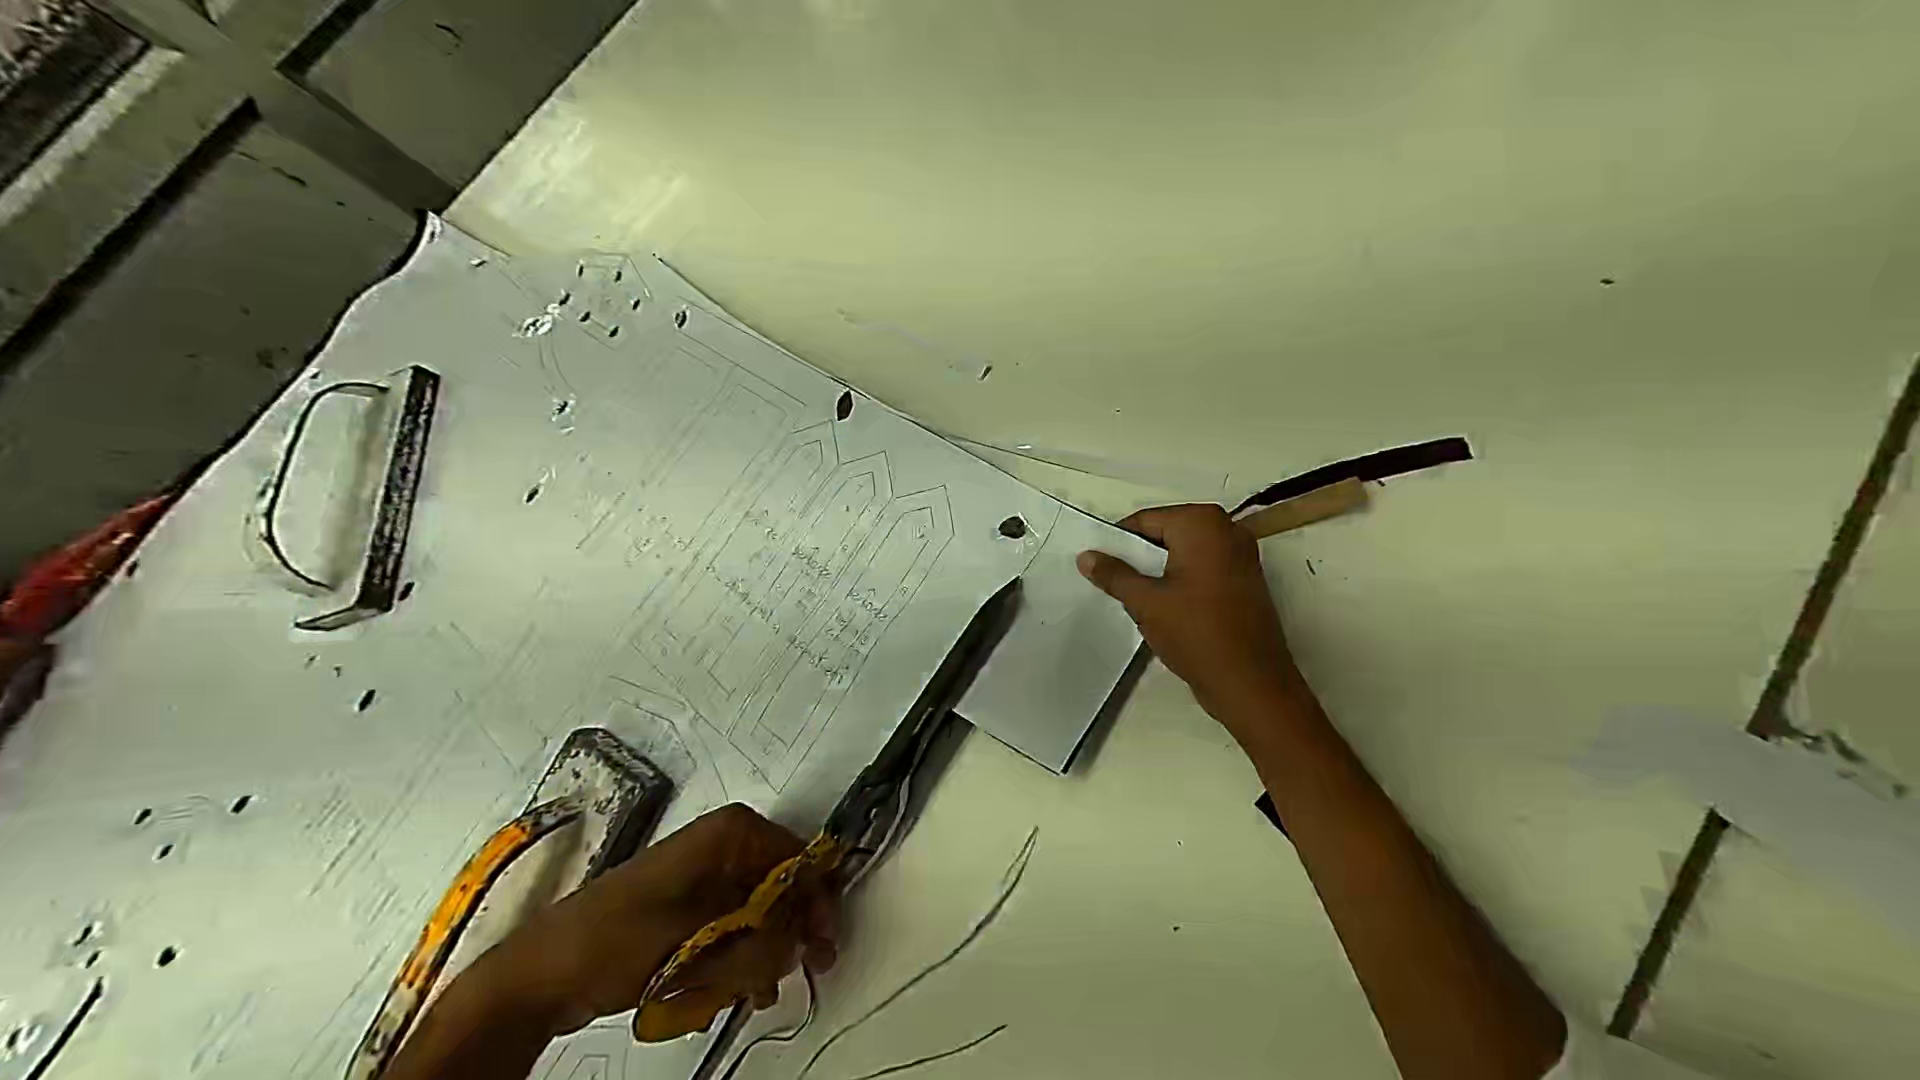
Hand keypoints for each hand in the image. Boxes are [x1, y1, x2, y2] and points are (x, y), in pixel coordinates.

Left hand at [468, 803, 838, 1037]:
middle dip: (792, 929)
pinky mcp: (692, 907)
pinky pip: (734, 926)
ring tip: (760, 991)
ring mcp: (707, 875)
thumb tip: (801, 948)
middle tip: (807, 969)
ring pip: (761, 909)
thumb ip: (755, 946)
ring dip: (767, 950)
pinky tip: (738, 989)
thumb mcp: (692, 945)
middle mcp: (725, 845)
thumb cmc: (617, 940)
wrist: (542, 970)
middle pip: (782, 882)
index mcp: (730, 834)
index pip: (796, 856)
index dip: (815, 898)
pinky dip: (742, 956)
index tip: (824, 941)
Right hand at [1077, 503, 1300, 731]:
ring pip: (1183, 552)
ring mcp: (1241, 555)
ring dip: (1159, 570)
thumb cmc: (1196, 634)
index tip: (1099, 566)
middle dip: (1139, 556)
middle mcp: (1227, 529)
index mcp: (1203, 524)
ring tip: (1138, 598)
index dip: (1118, 542)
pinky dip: (1180, 580)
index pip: (1145, 520)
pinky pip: (1202, 568)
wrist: (1251, 683)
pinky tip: (1165, 607)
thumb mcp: (1145, 602)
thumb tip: (1087, 556)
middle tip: (1116, 583)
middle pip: (1165, 533)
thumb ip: (1113, 574)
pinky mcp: (1245, 580)